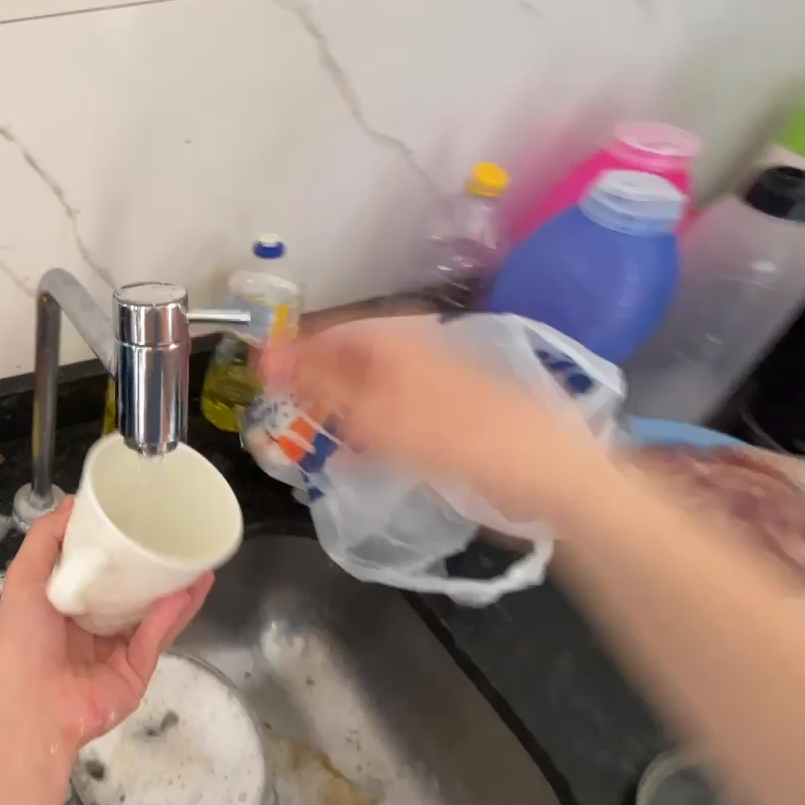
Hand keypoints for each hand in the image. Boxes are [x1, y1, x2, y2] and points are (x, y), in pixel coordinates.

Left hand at [0, 499, 212, 747]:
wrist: (31, 703)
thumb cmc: (23, 636)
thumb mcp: (25, 576)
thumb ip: (46, 538)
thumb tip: (72, 503)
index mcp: (65, 603)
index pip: (95, 568)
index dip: (113, 544)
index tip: (133, 516)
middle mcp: (93, 624)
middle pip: (130, 590)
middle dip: (151, 566)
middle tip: (175, 538)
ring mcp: (117, 648)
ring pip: (151, 612)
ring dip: (175, 588)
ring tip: (199, 561)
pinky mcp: (136, 670)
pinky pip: (157, 636)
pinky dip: (173, 613)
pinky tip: (190, 588)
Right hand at [263, 322, 610, 515]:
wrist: (542, 470)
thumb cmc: (449, 435)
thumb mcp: (370, 410)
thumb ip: (314, 382)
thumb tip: (266, 358)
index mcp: (388, 338)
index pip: (321, 334)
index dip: (288, 356)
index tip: (262, 382)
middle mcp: (407, 349)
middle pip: (342, 359)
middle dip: (312, 385)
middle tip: (287, 413)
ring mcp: (428, 377)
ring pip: (364, 386)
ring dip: (339, 410)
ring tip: (320, 436)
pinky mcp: (445, 407)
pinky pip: (389, 409)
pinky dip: (368, 426)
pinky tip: (361, 450)